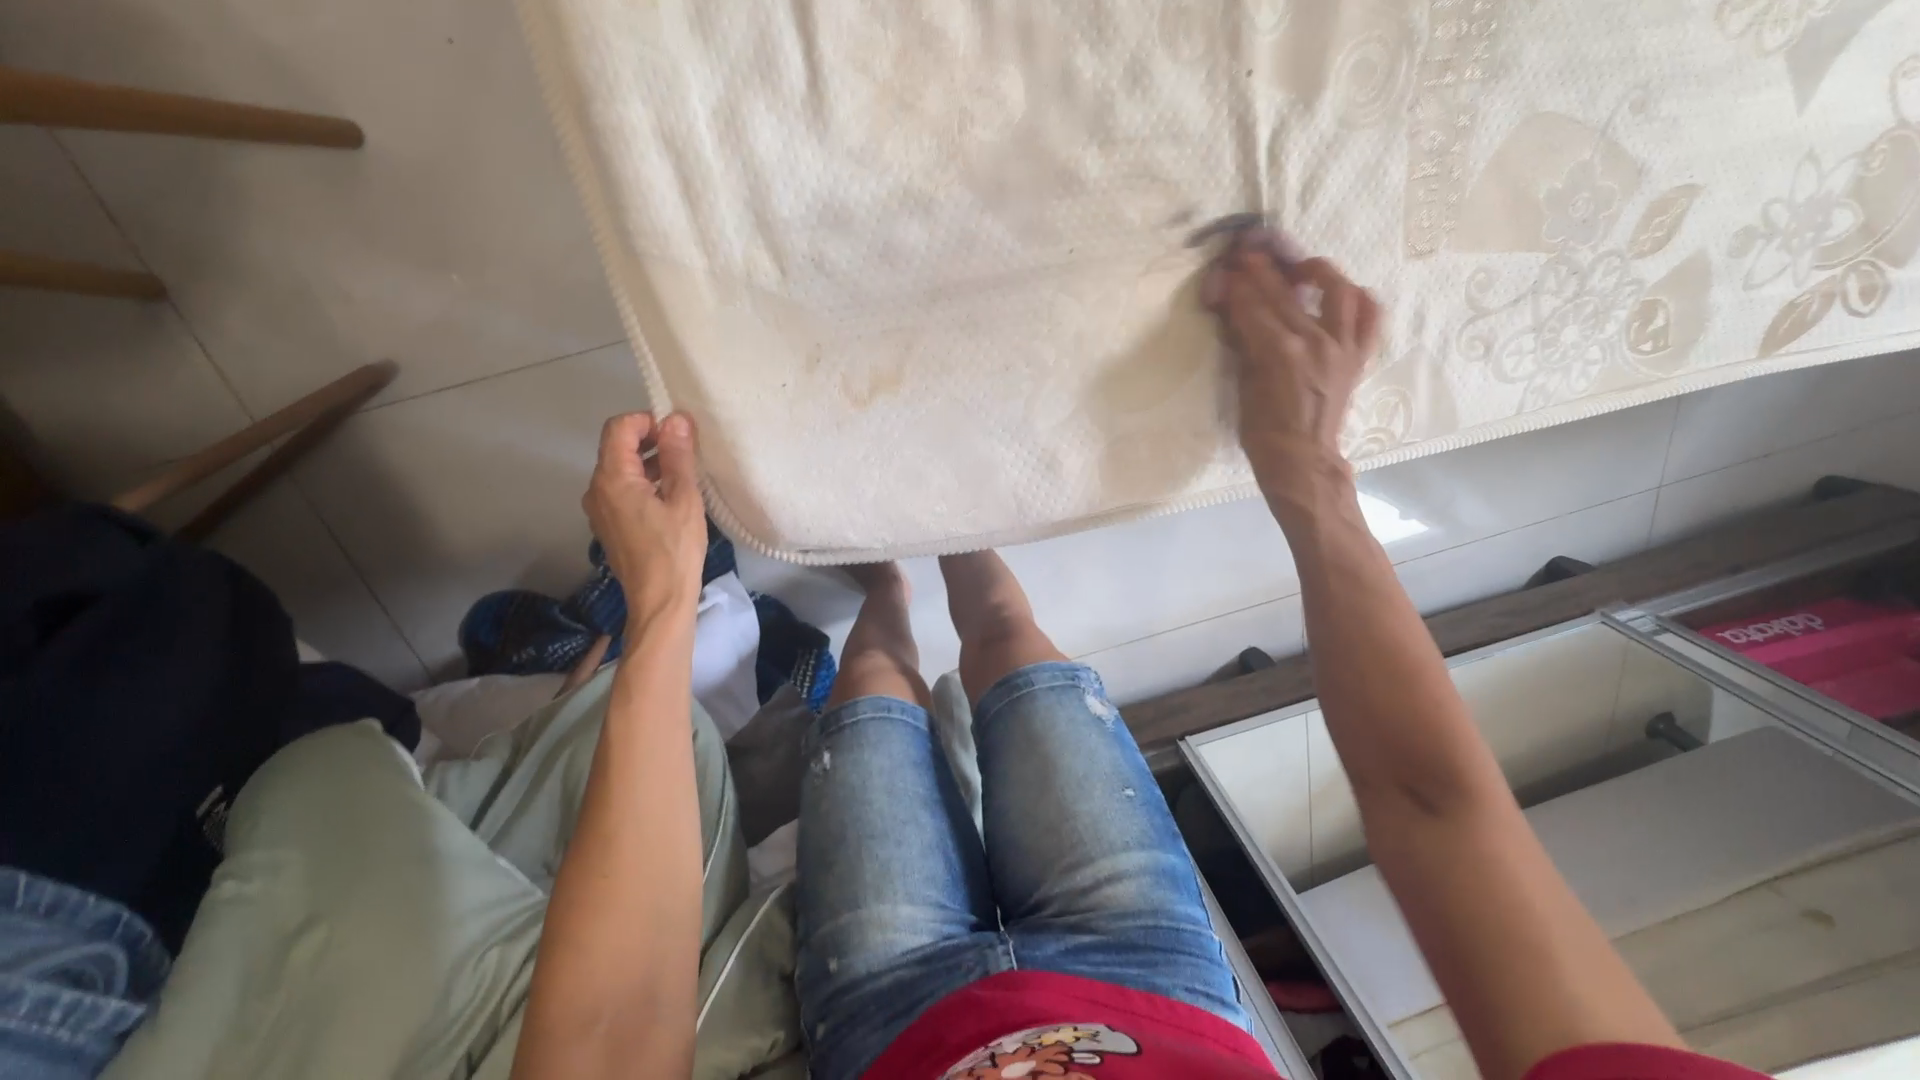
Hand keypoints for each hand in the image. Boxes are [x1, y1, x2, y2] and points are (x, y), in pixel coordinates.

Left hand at [583, 411, 705, 629]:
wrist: (660, 600)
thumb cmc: (675, 549)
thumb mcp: (684, 498)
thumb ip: (677, 456)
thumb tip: (675, 419)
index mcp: (612, 478)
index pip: (619, 428)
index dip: (647, 421)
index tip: (677, 434)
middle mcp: (596, 489)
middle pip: (616, 447)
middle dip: (649, 440)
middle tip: (685, 451)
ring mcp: (599, 509)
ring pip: (620, 471)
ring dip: (647, 463)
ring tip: (681, 474)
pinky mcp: (608, 525)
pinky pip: (621, 491)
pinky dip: (642, 484)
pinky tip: (668, 498)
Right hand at [1202, 231, 1380, 505]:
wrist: (1301, 459)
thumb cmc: (1262, 430)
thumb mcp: (1243, 384)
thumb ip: (1242, 342)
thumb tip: (1230, 308)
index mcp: (1279, 352)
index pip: (1251, 306)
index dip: (1234, 286)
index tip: (1223, 269)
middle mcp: (1315, 342)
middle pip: (1284, 294)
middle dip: (1261, 271)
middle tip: (1246, 253)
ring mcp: (1342, 346)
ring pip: (1337, 291)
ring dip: (1317, 272)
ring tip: (1301, 269)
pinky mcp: (1359, 355)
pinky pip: (1370, 316)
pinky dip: (1358, 298)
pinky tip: (1342, 293)